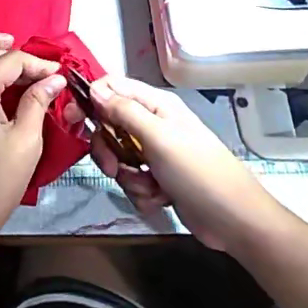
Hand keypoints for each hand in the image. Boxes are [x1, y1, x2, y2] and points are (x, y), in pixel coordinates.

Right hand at [86, 76, 294, 253]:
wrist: (233, 219)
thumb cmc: (197, 171)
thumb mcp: (158, 137)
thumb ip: (124, 111)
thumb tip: (94, 88)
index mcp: (156, 105)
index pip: (113, 88)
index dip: (92, 99)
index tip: (74, 118)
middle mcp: (154, 124)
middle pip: (111, 126)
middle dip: (108, 150)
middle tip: (112, 166)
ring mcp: (157, 153)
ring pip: (120, 157)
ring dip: (128, 176)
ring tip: (149, 186)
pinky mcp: (159, 179)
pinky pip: (133, 180)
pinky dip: (141, 191)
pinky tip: (160, 198)